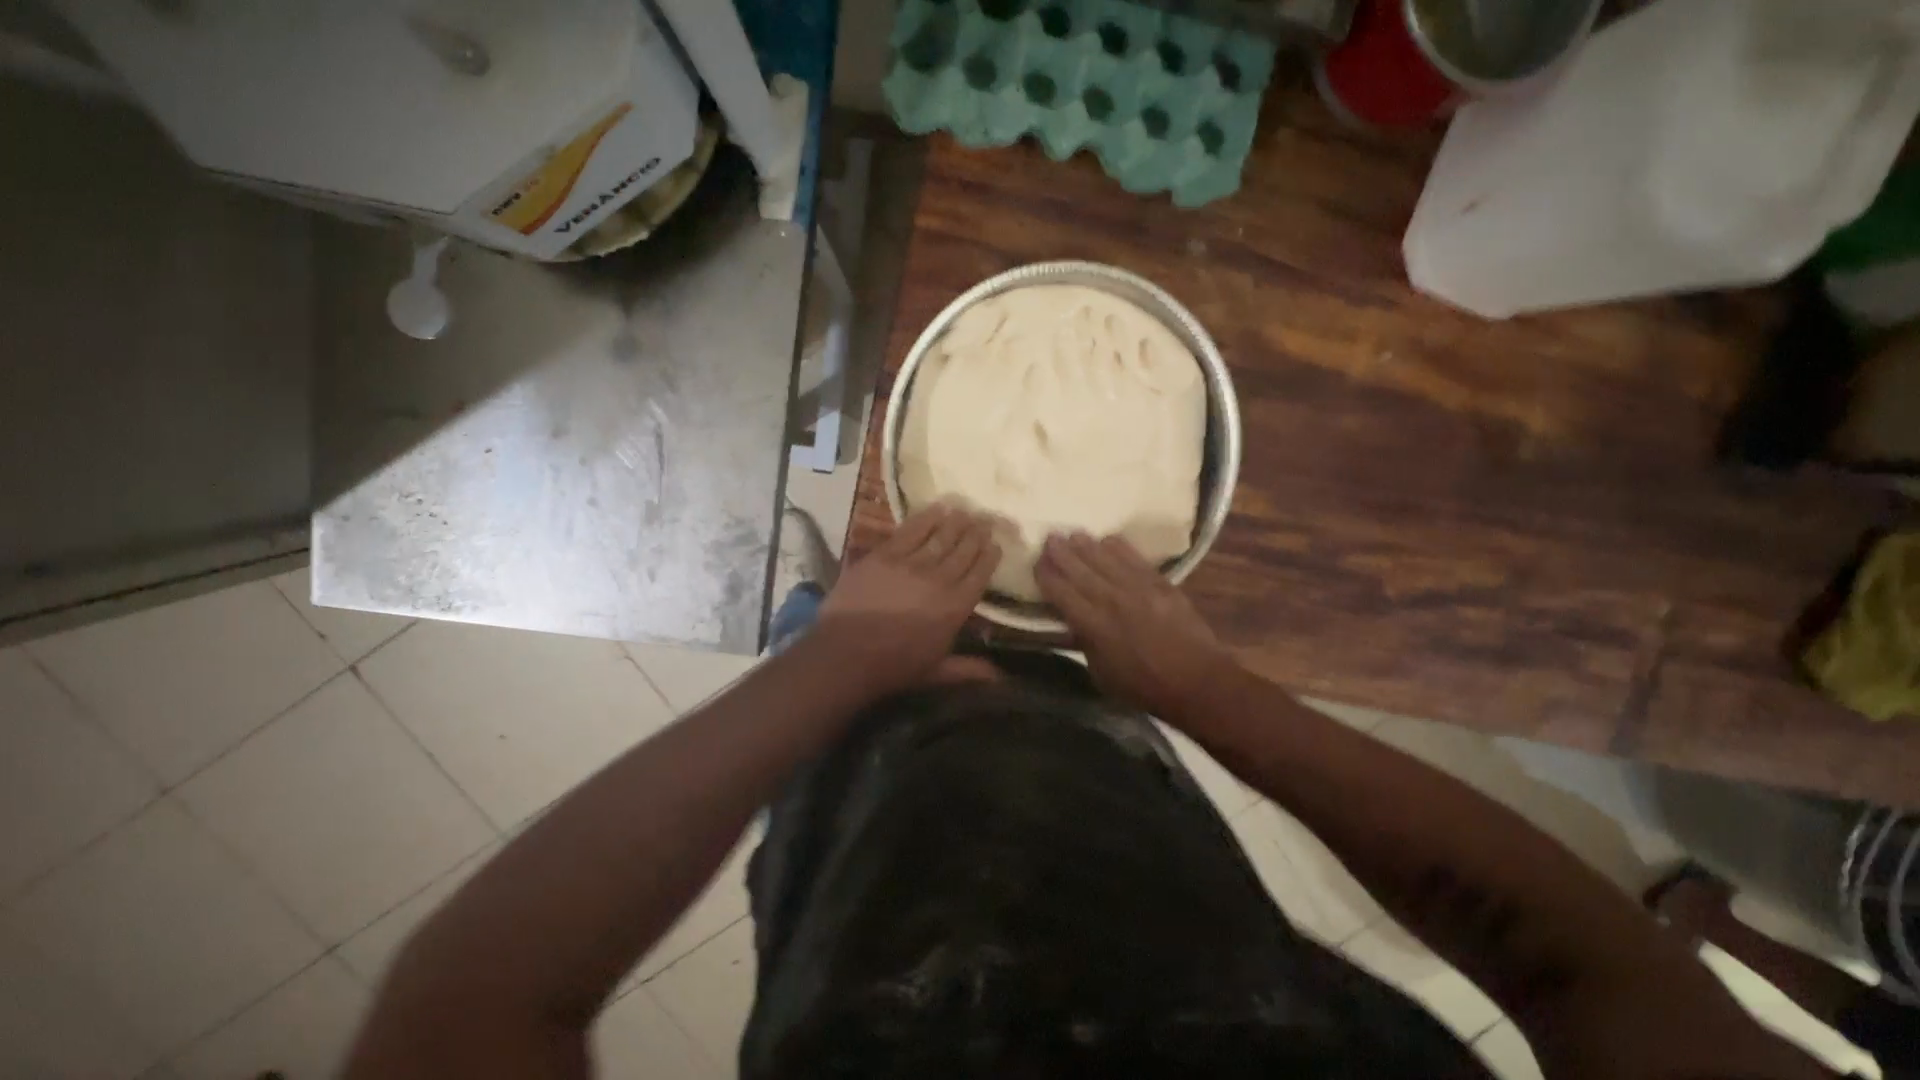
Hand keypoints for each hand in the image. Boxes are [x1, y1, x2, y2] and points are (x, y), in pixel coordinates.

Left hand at [815, 504, 1001, 695]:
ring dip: (956, 521)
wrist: (846, 655)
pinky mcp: (884, 555)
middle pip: (964, 549)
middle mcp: (939, 580)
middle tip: (986, 519)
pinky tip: (937, 508)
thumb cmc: (893, 668)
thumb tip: (999, 677)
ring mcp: (911, 564)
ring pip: (941, 535)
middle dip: (978, 533)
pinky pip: (911, 530)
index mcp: (955, 608)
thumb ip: (968, 669)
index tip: (996, 544)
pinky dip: (927, 518)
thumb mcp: (936, 672)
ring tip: (966, 510)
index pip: (980, 573)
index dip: (990, 556)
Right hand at [1035, 532, 1239, 714]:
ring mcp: (1137, 588)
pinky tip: (1107, 539)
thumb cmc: (1144, 686)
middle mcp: (1111, 600)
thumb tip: (1076, 623)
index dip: (1046, 576)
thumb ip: (1085, 643)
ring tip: (1073, 534)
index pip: (1061, 592)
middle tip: (1050, 537)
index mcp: (1093, 625)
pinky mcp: (1160, 583)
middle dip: (1061, 553)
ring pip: (1105, 558)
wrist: (1196, 679)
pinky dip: (1118, 547)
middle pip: (1079, 570)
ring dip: (1086, 545)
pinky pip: (1134, 558)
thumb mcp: (1102, 673)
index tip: (1036, 564)